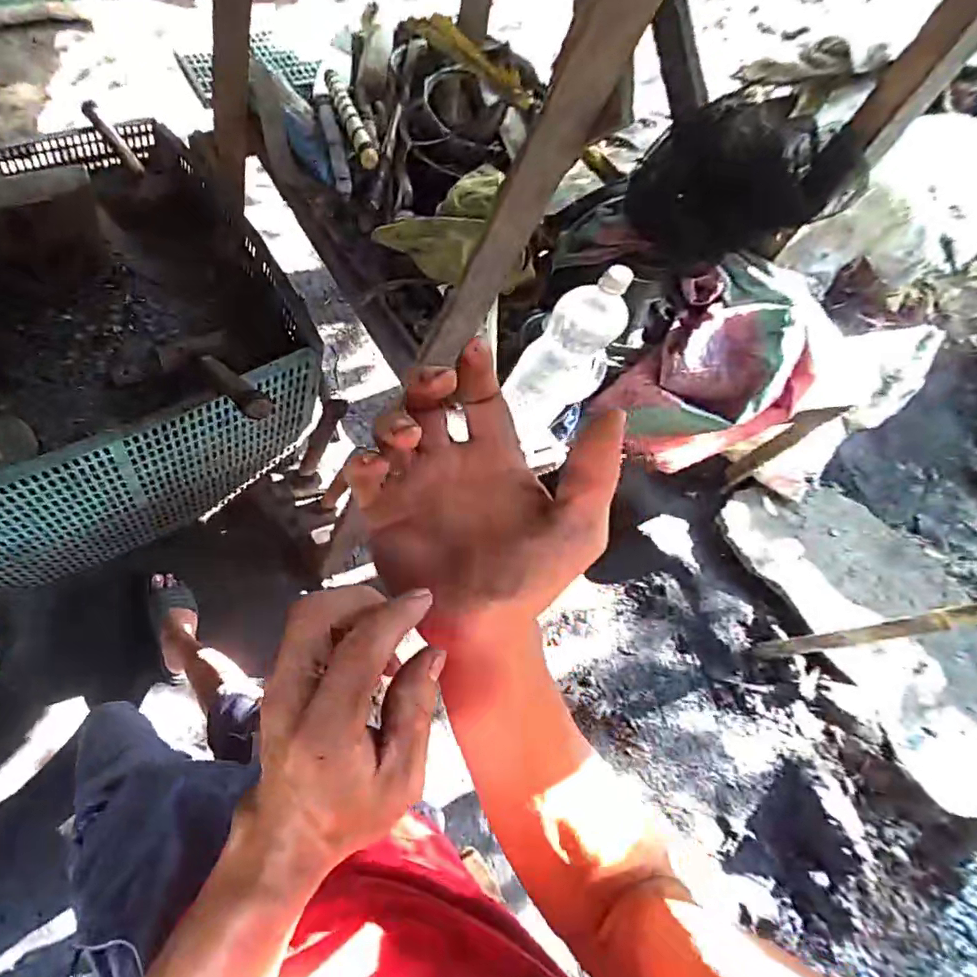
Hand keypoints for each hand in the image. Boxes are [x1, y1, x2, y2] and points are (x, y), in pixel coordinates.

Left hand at [236, 586, 443, 879]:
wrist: (285, 833)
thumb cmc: (348, 814)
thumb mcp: (401, 780)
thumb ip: (415, 711)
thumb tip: (431, 653)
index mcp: (325, 730)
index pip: (356, 651)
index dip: (393, 617)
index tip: (424, 601)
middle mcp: (289, 697)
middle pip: (314, 615)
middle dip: (363, 600)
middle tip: (401, 618)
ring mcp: (275, 685)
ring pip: (306, 615)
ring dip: (351, 610)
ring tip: (387, 640)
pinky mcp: (275, 680)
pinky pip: (305, 630)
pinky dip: (340, 623)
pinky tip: (367, 650)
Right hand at [344, 337, 625, 644]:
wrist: (487, 628)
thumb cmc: (533, 579)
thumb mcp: (578, 525)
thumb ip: (593, 472)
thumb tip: (612, 413)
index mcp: (493, 458)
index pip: (479, 399)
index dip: (474, 370)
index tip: (472, 348)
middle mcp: (450, 464)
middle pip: (427, 403)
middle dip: (425, 382)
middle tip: (434, 383)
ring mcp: (414, 486)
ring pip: (391, 430)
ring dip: (393, 419)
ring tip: (408, 436)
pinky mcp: (383, 512)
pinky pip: (365, 476)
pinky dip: (364, 463)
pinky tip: (379, 467)